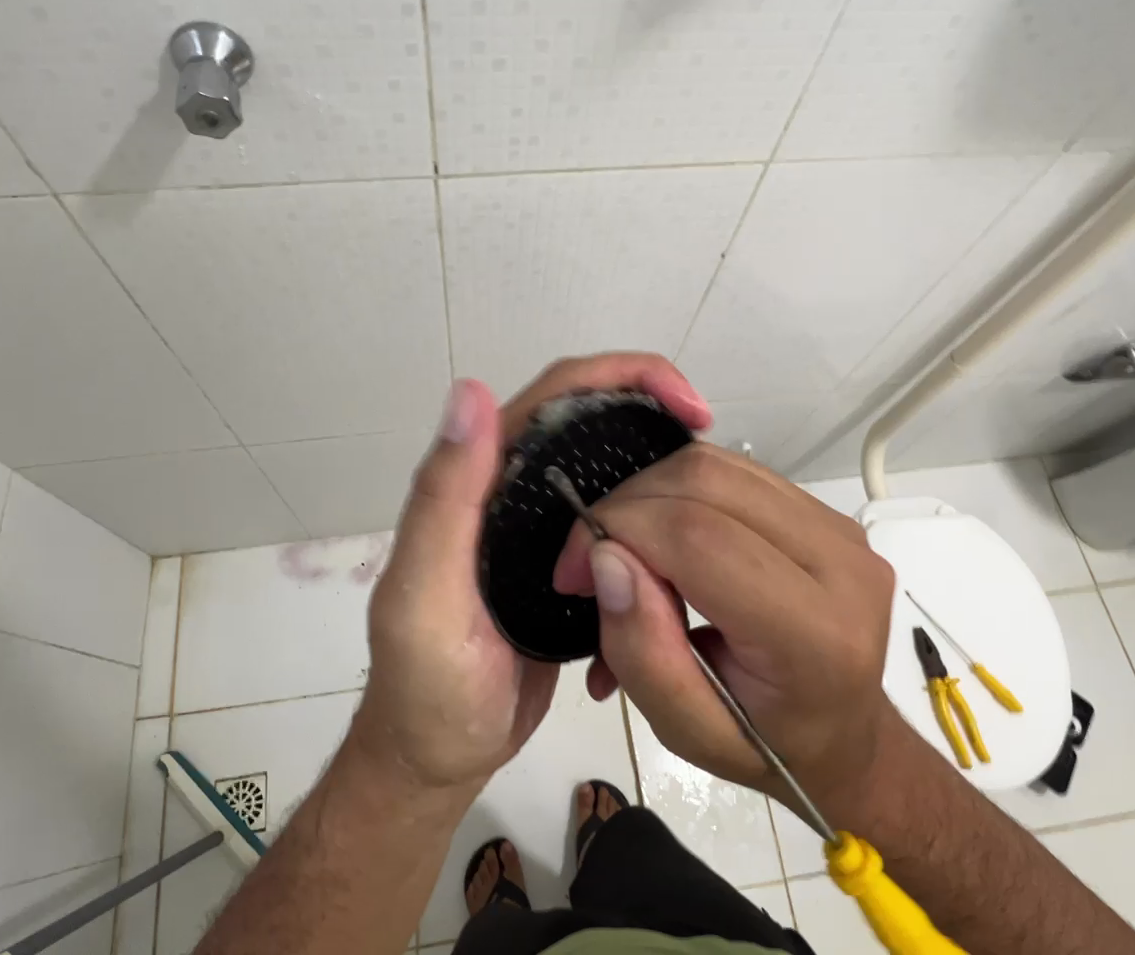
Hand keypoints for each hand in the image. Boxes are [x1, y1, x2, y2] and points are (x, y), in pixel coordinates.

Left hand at [349, 355, 711, 792]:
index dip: (621, 378)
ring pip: (610, 475)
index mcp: (480, 481)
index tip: (688, 404)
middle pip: (591, 424)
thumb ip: (444, 497)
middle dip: (651, 413)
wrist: (440, 757)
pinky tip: (687, 546)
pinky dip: (652, 526)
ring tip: (708, 491)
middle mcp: (513, 494)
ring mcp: (543, 534)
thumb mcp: (425, 593)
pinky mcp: (567, 573)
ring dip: (657, 469)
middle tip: (709, 441)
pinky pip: (618, 530)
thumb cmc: (426, 685)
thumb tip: (471, 390)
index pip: (554, 398)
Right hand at [552, 444, 899, 823]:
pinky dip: (678, 492)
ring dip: (647, 495)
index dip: (620, 532)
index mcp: (815, 634)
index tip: (572, 574)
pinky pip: (733, 471)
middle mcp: (840, 564)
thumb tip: (606, 557)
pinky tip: (663, 537)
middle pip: (706, 483)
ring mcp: (840, 528)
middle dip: (624, 507)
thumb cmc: (762, 745)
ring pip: (716, 464)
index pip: (699, 538)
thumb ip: (641, 651)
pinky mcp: (826, 511)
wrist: (842, 734)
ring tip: (623, 550)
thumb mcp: (685, 730)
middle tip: (588, 563)